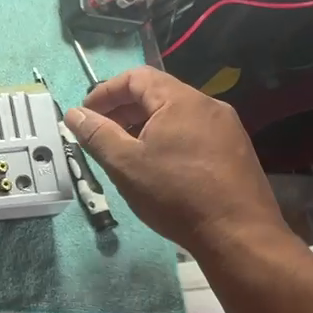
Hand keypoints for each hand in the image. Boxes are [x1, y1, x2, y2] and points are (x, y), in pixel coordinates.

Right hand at [63, 67, 289, 257]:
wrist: (239, 235)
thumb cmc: (176, 195)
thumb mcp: (125, 164)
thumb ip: (96, 134)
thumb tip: (74, 113)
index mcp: (181, 101)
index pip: (136, 77)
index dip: (105, 92)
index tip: (86, 116)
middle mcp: (208, 105)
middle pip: (157, 93)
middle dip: (122, 110)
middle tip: (100, 136)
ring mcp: (226, 127)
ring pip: (174, 114)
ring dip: (143, 125)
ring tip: (125, 154)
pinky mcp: (234, 149)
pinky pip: (192, 131)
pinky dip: (166, 138)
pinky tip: (157, 167)